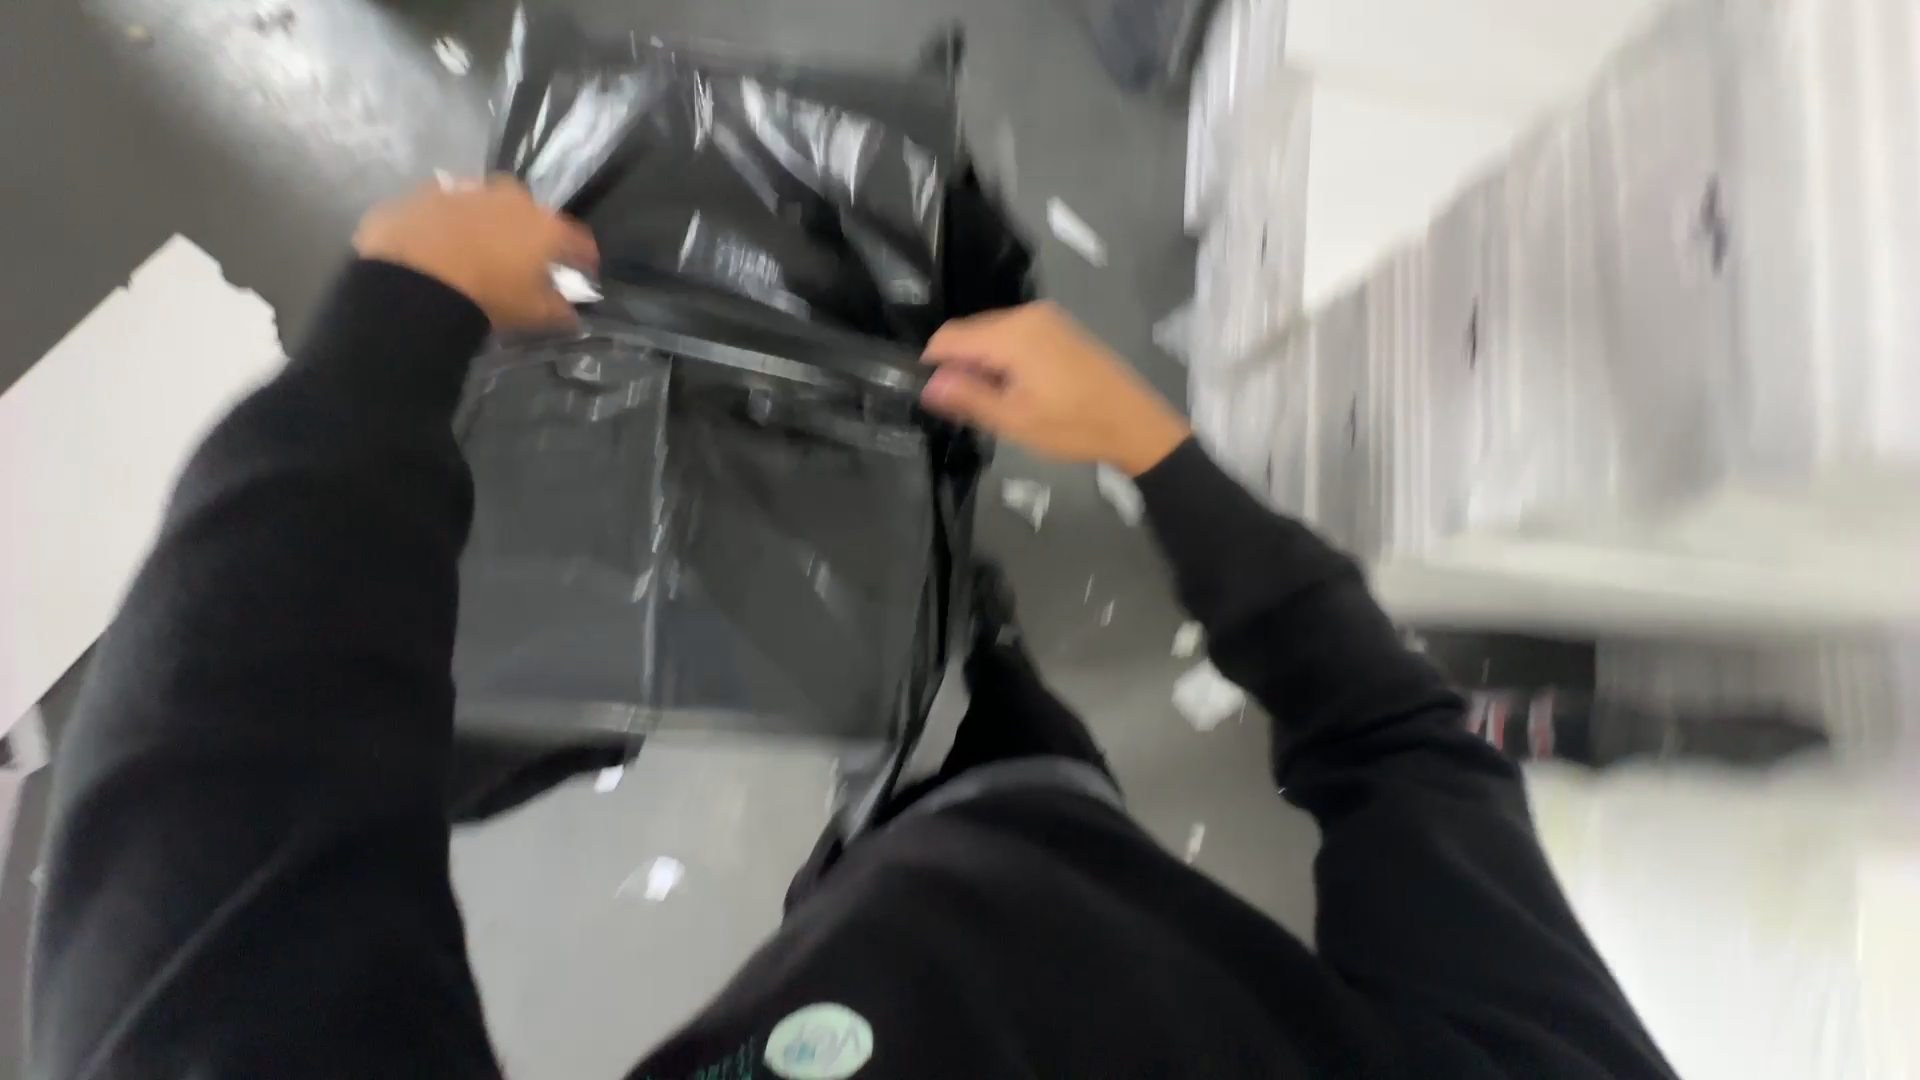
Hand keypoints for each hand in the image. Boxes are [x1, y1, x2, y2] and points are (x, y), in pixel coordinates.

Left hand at [352, 176, 597, 329]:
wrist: (415, 280)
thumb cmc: (492, 295)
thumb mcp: (537, 314)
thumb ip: (561, 310)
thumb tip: (572, 313)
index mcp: (546, 226)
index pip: (579, 240)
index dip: (585, 257)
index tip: (586, 270)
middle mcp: (510, 199)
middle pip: (533, 212)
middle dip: (534, 231)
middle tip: (528, 256)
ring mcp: (465, 191)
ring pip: (489, 204)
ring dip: (492, 222)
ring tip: (484, 248)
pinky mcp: (424, 194)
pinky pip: (449, 208)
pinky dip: (454, 223)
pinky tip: (447, 246)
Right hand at [921, 302, 1190, 475]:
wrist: (1133, 424)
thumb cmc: (1073, 426)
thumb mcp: (1014, 420)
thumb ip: (968, 397)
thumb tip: (928, 384)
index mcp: (1012, 334)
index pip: (949, 337)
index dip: (932, 365)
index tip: (935, 397)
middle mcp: (1026, 315)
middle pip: (970, 333)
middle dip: (961, 367)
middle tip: (970, 408)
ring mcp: (1045, 318)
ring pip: (991, 335)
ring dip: (983, 365)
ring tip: (998, 403)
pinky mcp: (1058, 328)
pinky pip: (1013, 336)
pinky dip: (1004, 360)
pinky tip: (1018, 390)